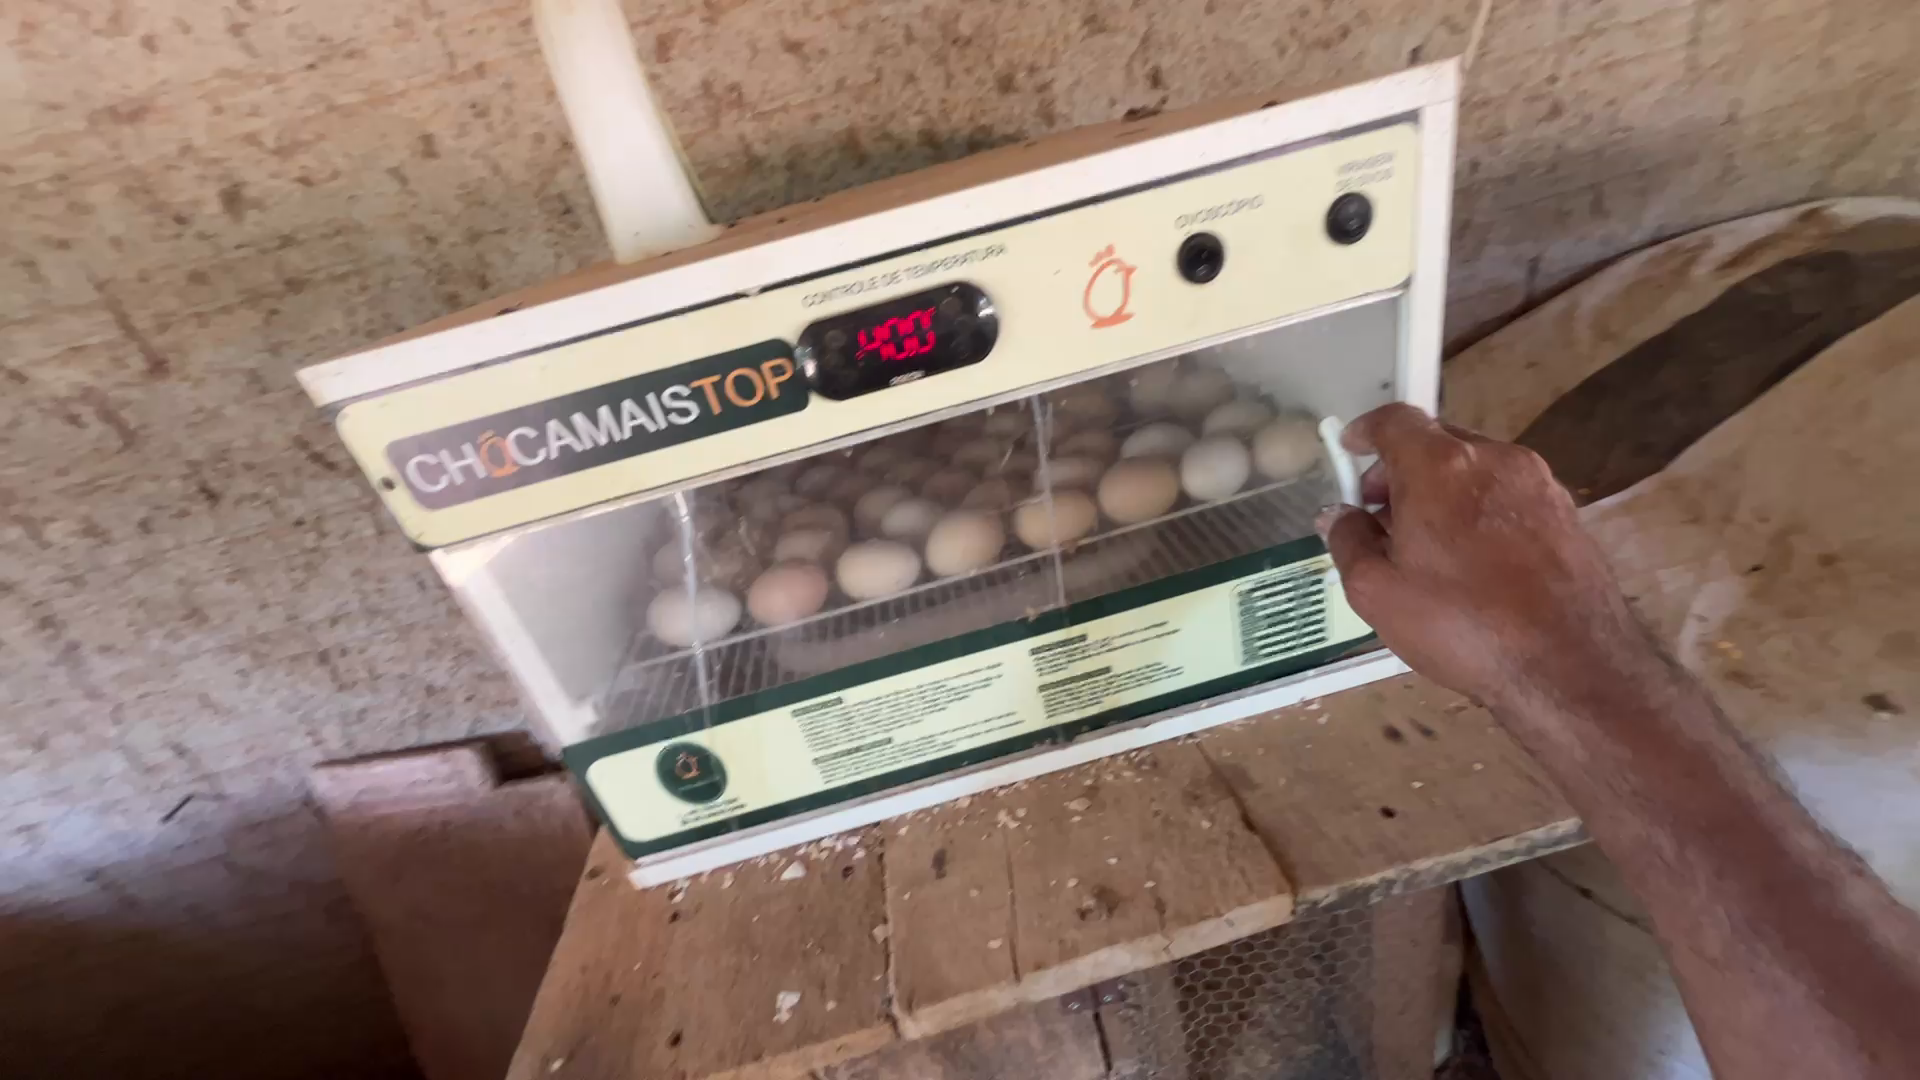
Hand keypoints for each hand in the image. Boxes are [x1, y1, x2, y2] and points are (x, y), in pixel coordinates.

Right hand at [1317, 404, 1651, 712]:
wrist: (1570, 668)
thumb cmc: (1457, 622)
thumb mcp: (1373, 588)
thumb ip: (1347, 540)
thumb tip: (1338, 515)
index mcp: (1440, 468)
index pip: (1396, 420)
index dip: (1365, 430)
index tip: (1349, 450)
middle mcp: (1494, 460)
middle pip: (1435, 441)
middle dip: (1398, 468)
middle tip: (1376, 511)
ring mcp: (1539, 485)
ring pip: (1472, 468)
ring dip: (1436, 489)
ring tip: (1419, 541)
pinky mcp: (1567, 515)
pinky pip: (1502, 493)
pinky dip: (1472, 507)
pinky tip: (1464, 557)